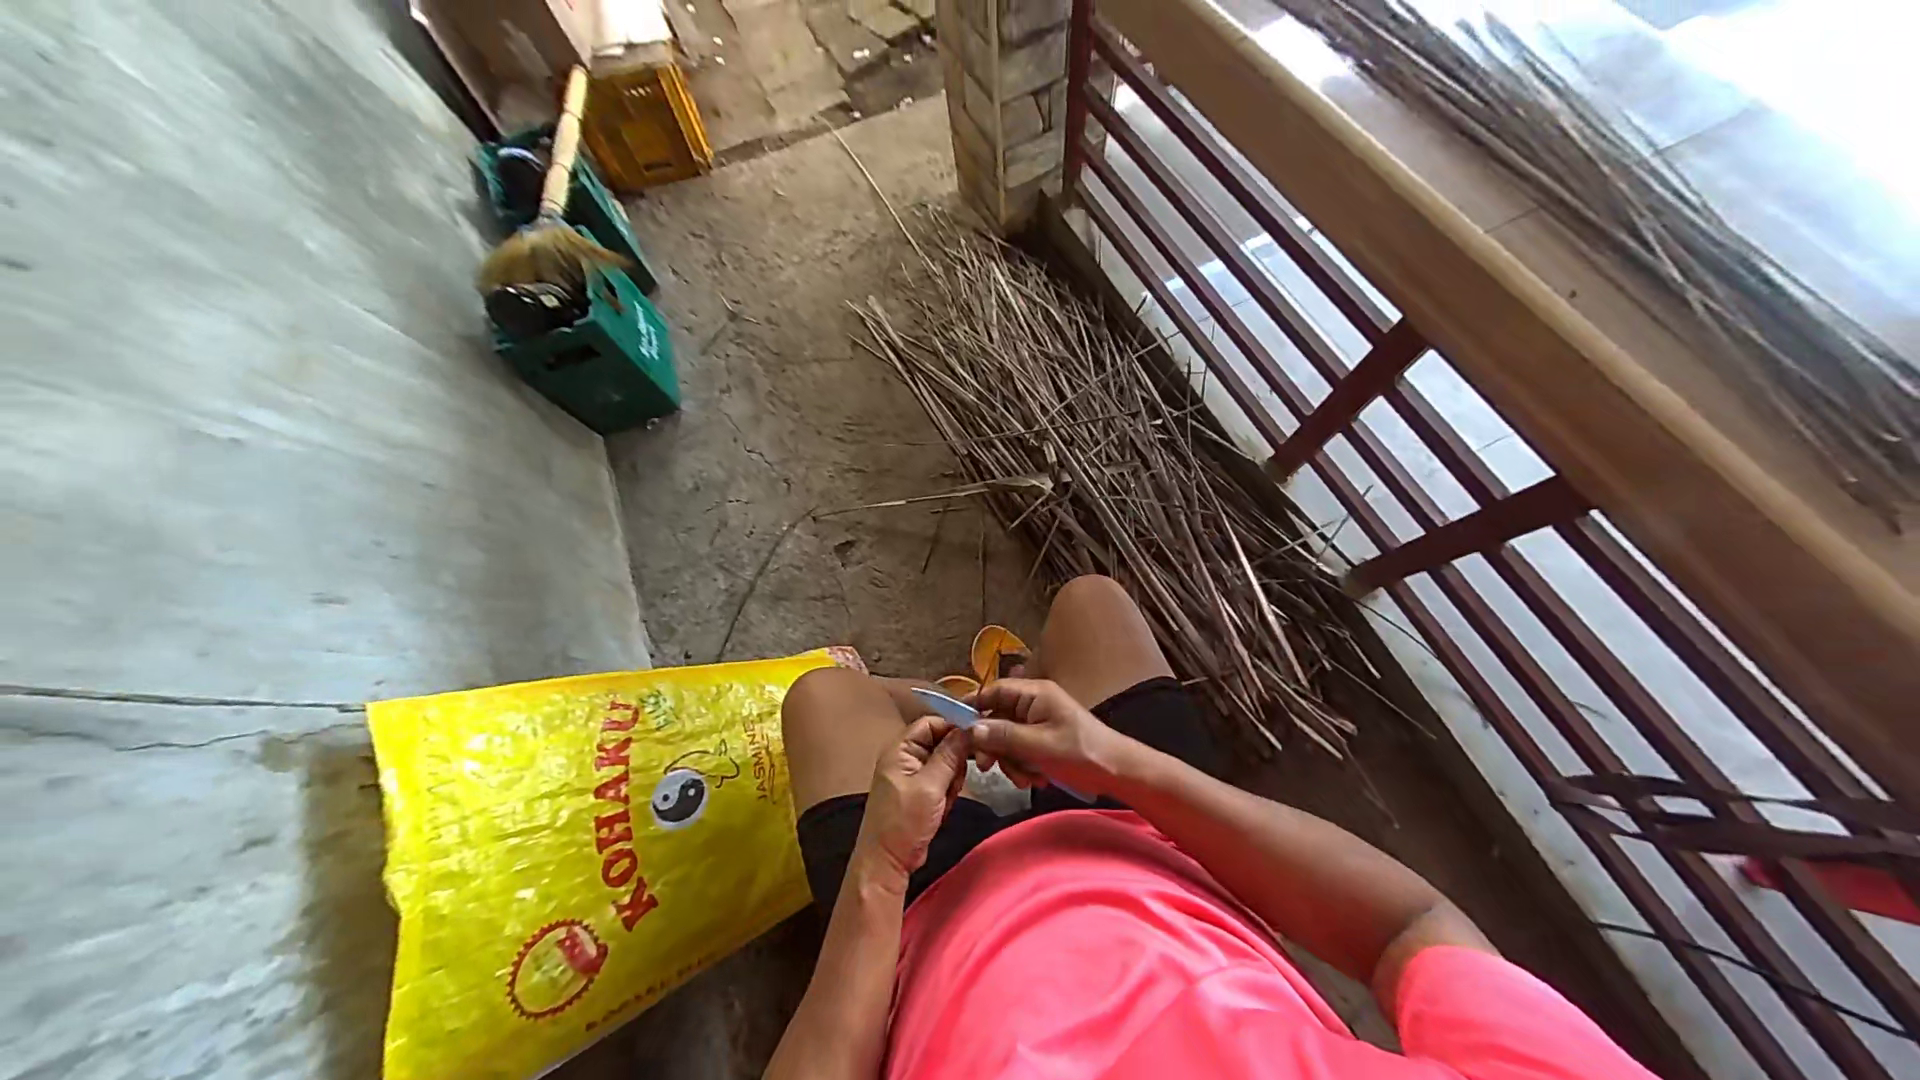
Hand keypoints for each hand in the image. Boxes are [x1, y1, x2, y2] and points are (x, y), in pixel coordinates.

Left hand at [853, 715, 971, 888]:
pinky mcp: (921, 792)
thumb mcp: (930, 786)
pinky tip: (943, 807)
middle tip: (955, 781)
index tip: (975, 741)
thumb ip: (950, 755)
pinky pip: (943, 781)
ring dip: (952, 779)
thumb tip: (968, 729)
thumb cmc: (904, 821)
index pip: (932, 723)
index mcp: (900, 749)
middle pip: (942, 742)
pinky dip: (948, 792)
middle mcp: (906, 757)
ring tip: (945, 798)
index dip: (953, 728)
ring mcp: (913, 775)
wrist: (888, 862)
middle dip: (954, 760)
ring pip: (946, 763)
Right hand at [966, 678, 1131, 798]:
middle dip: (994, 744)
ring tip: (1025, 779)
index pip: (994, 691)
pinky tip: (1035, 780)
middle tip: (989, 767)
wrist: (1118, 772)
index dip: (973, 706)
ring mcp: (1041, 721)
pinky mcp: (1046, 739)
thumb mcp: (1038, 745)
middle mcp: (1035, 702)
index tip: (956, 726)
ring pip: (1008, 737)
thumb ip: (1002, 735)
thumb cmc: (1080, 752)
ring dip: (1011, 760)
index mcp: (1035, 693)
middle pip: (998, 717)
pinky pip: (1022, 749)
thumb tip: (970, 730)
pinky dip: (1023, 765)